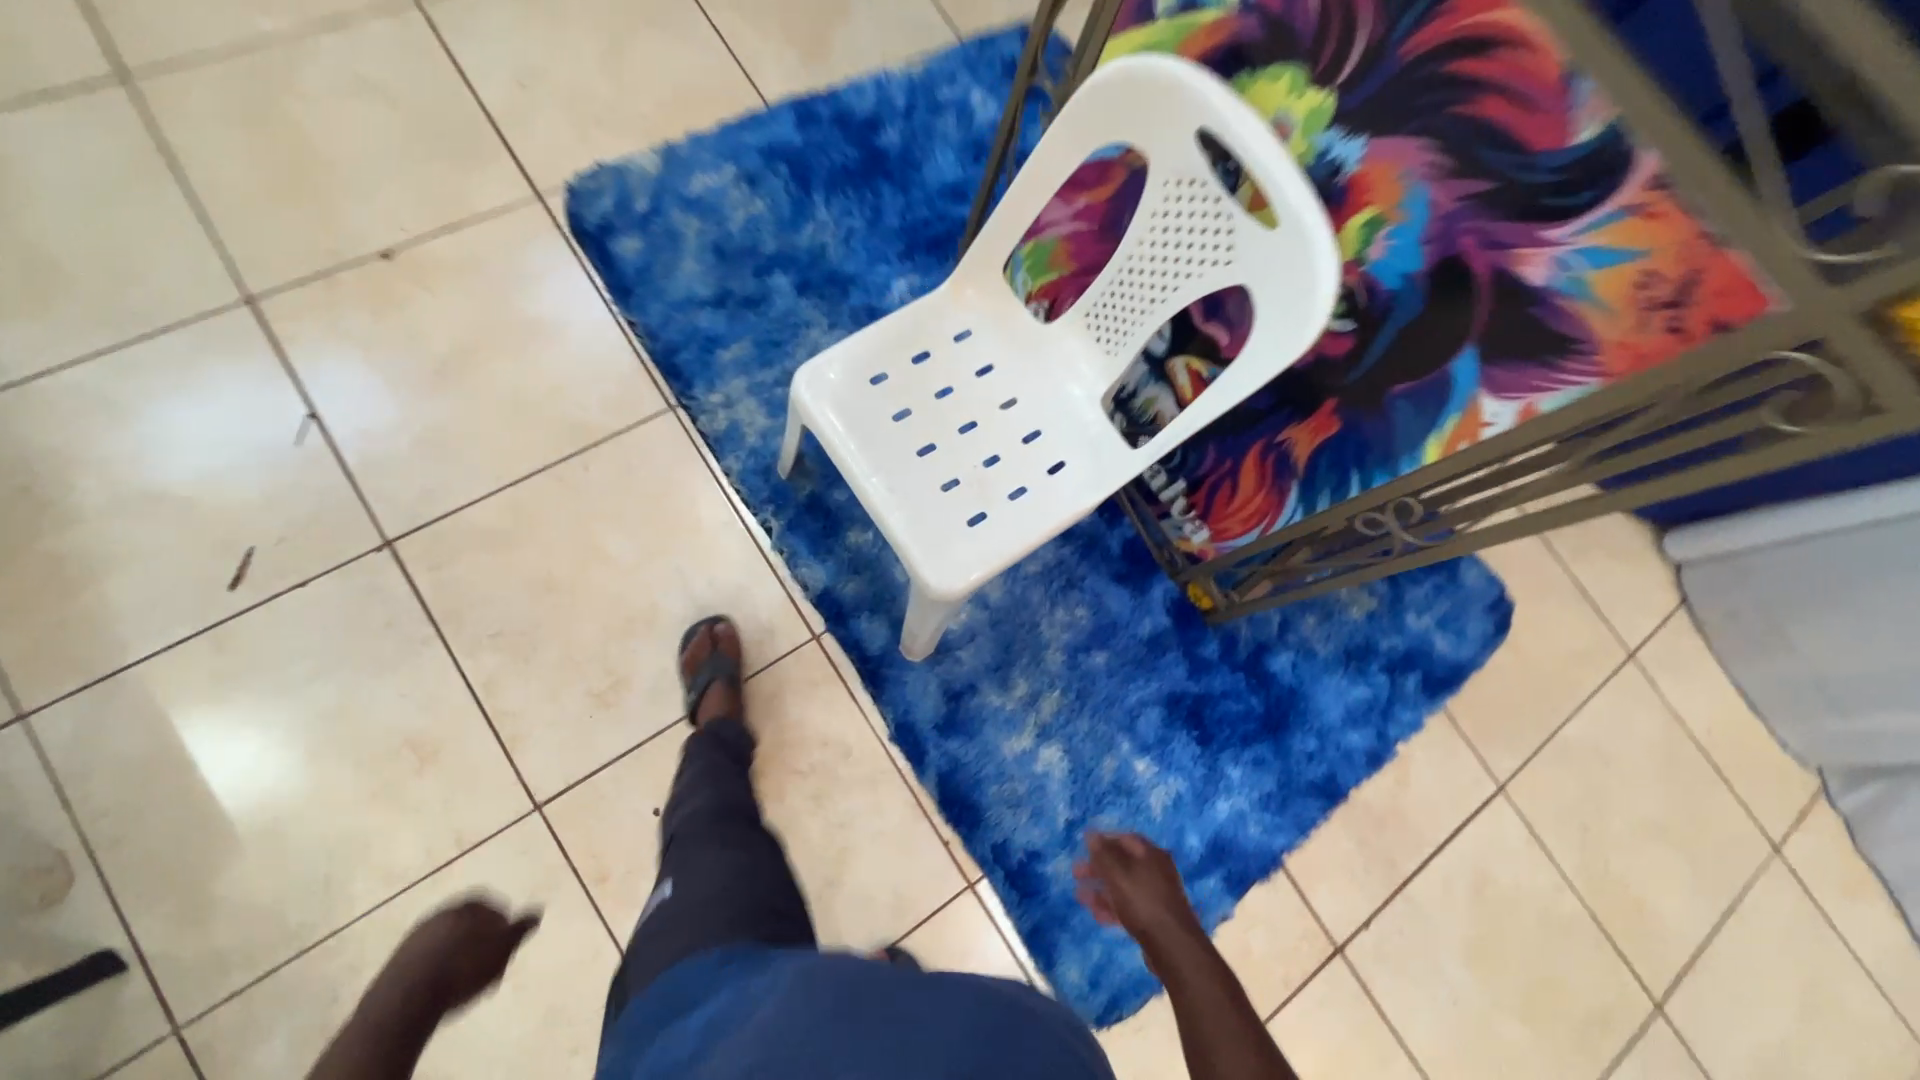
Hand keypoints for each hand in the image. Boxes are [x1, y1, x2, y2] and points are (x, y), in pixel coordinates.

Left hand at [373, 896, 540, 1016]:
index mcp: (467, 906)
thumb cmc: (462, 971)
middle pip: (468, 920)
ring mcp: (418, 935)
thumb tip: (536, 912)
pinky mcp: (400, 958)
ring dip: (461, 952)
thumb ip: (518, 931)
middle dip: (481, 937)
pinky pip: (430, 954)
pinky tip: (446, 983)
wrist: (405, 1000)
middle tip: (491, 961)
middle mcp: (442, 913)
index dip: (502, 921)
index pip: (490, 903)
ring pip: (449, 938)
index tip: (508, 943)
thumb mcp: (501, 951)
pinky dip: (442, 964)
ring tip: (469, 976)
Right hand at [1074, 832, 1204, 959]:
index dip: (1104, 840)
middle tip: (1076, 873)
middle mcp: (1155, 871)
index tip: (1084, 847)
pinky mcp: (1153, 917)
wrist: (1172, 945)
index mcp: (1151, 855)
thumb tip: (1091, 834)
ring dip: (1101, 889)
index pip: (1125, 839)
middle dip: (1098, 867)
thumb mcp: (1118, 874)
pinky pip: (1129, 906)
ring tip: (1080, 896)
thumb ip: (1103, 854)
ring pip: (1123, 886)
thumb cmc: (1143, 902)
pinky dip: (1112, 907)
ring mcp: (1155, 895)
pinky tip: (1097, 915)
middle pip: (1122, 863)